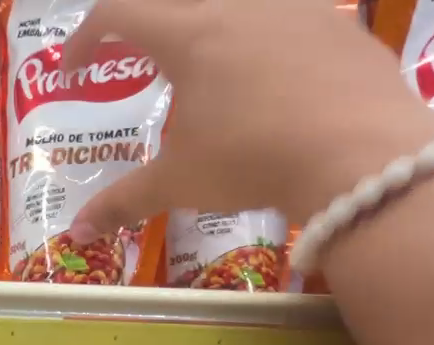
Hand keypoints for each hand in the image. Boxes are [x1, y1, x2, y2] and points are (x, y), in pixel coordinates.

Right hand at [64, 0, 433, 239]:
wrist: (360, 152)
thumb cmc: (250, 159)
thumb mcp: (174, 184)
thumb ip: (121, 202)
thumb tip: (75, 233)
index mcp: (192, 36)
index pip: (121, 11)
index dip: (85, 36)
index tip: (73, 70)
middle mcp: (243, 7)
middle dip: (143, 24)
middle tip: (130, 59)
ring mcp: (297, 8)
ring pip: (235, 4)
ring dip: (204, 25)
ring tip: (197, 69)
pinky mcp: (338, 23)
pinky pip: (284, 15)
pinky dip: (256, 38)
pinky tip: (258, 81)